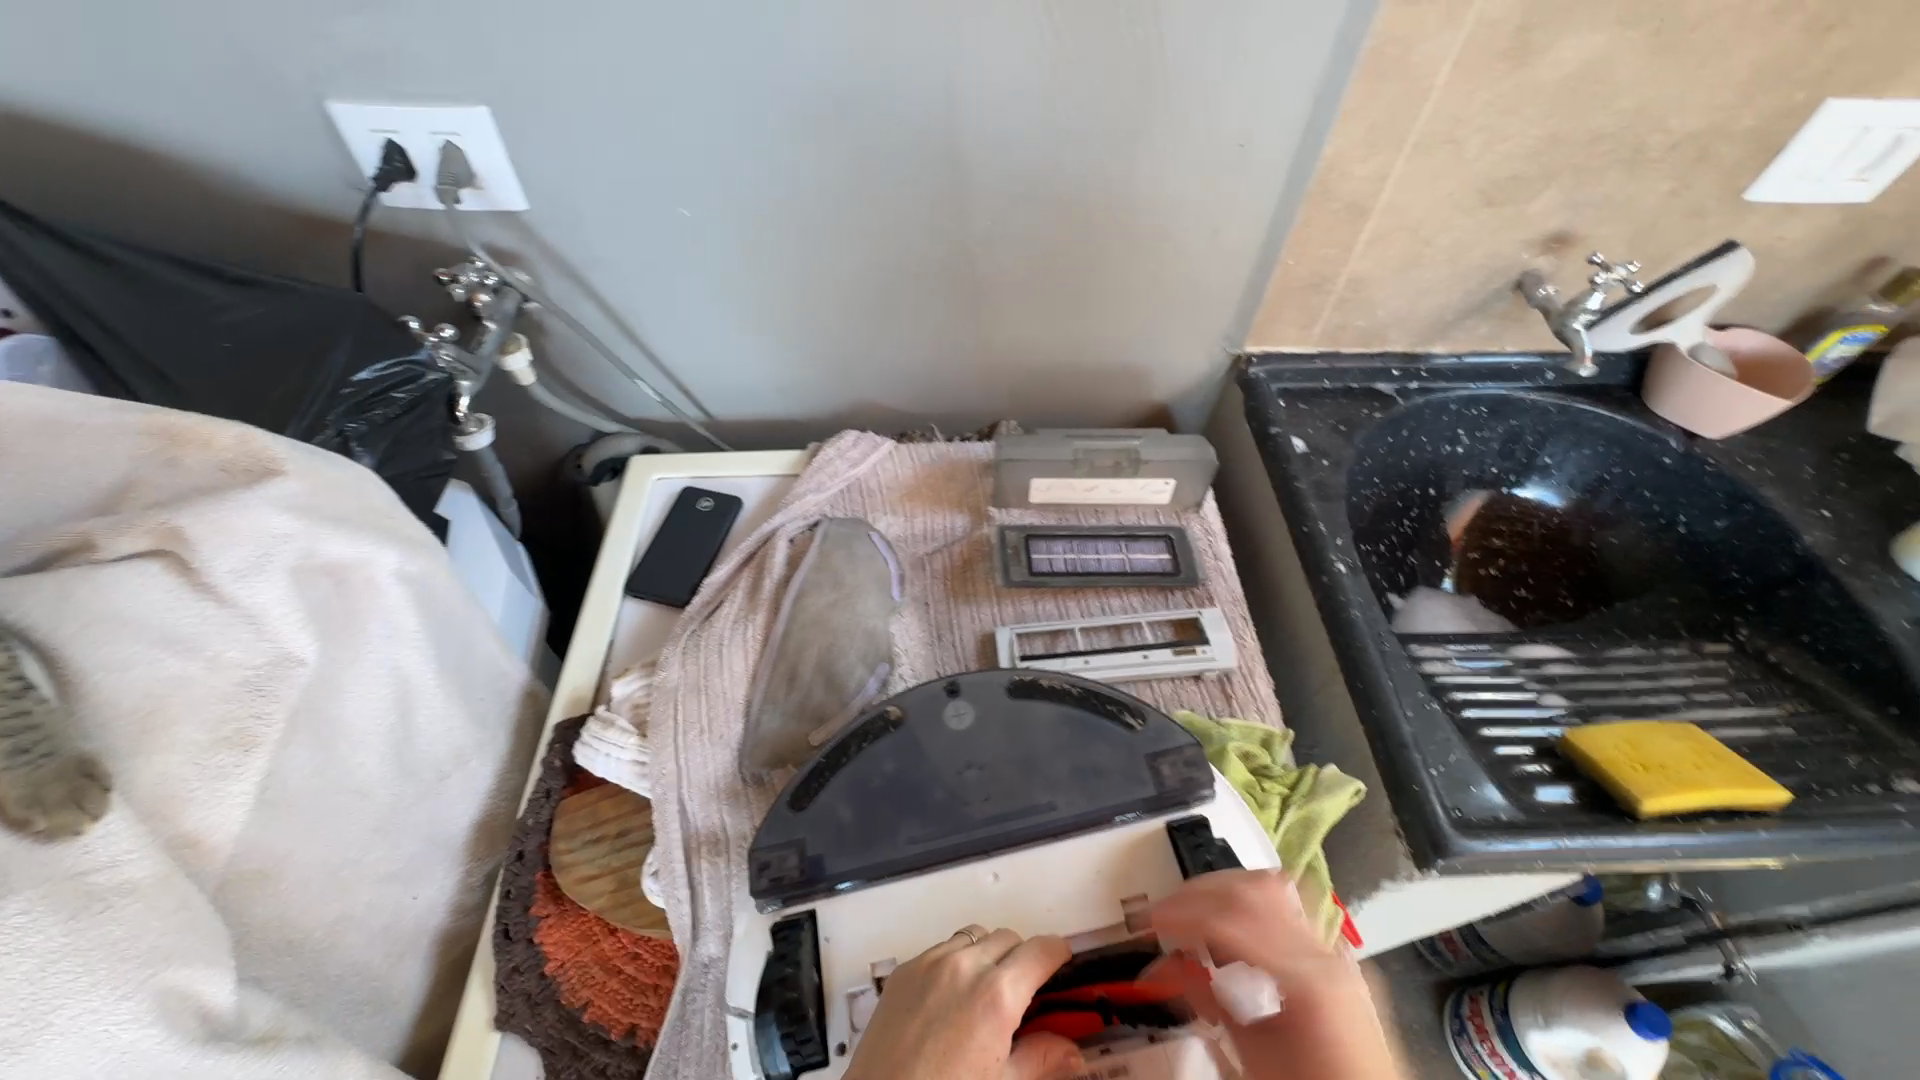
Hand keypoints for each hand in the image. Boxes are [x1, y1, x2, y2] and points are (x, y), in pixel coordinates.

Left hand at [844, 925, 1084, 1079]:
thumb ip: (1041, 1061)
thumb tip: (1073, 1052)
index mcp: (997, 994)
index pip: (1042, 949)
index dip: (1058, 954)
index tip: (1062, 966)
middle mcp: (965, 965)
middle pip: (1009, 937)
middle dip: (1023, 958)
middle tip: (1024, 993)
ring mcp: (929, 962)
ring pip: (974, 936)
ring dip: (988, 954)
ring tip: (985, 992)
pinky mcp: (904, 970)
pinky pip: (941, 948)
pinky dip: (956, 960)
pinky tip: (951, 996)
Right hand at [1151, 871, 1403, 1079]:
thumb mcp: (1254, 1057)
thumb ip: (1209, 1003)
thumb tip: (1163, 966)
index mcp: (1308, 980)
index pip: (1232, 918)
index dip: (1181, 912)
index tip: (1150, 920)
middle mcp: (1328, 955)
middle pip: (1254, 890)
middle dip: (1198, 892)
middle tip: (1163, 911)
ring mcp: (1336, 953)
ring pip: (1275, 887)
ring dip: (1225, 888)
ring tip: (1192, 907)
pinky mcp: (1336, 959)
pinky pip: (1290, 908)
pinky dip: (1251, 902)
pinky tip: (1229, 918)